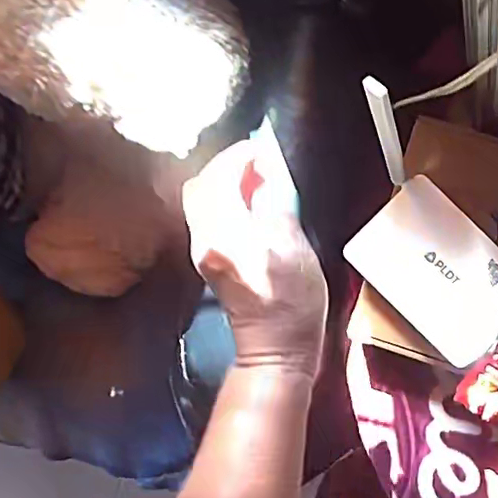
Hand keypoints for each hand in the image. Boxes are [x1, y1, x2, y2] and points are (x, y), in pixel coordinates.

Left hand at [182, 138, 327, 375]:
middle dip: (227, 165)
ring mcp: (203, 250)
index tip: (261, 150)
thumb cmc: (292, 306)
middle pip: (201, 184)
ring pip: (200, 199)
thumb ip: (278, 208)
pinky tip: (247, 204)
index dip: (240, 157)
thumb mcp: (296, 250)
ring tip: (255, 181)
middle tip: (256, 162)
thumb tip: (268, 176)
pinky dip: (223, 200)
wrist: (274, 347)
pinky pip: (206, 215)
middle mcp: (207, 240)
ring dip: (224, 182)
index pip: (221, 178)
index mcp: (229, 236)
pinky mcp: (208, 258)